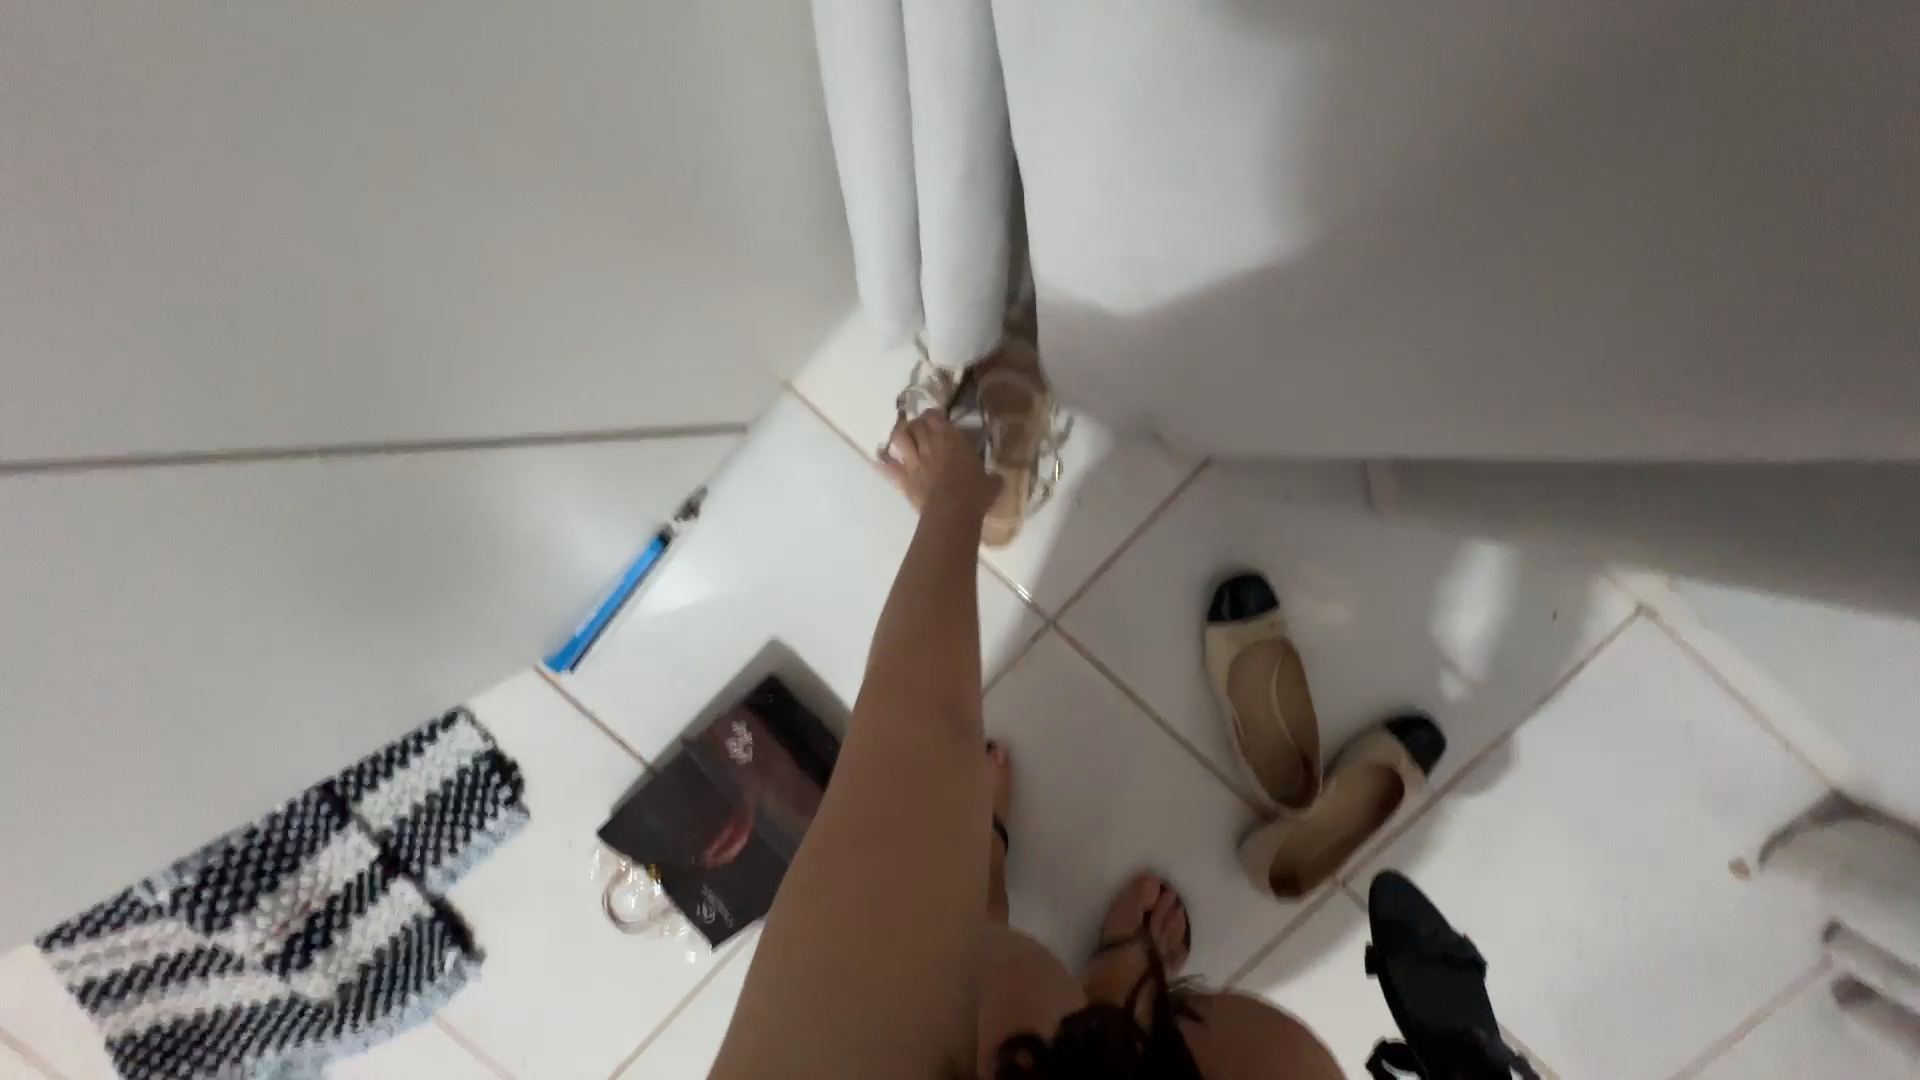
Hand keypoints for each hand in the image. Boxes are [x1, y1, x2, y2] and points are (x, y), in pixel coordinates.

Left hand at [882, 412, 1000, 518]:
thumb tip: (999, 478)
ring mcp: (914, 461)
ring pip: (899, 439)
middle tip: (921, 427)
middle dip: (918, 423)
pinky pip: (889, 467)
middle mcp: (930, 445)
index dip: (934, 415)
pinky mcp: (904, 479)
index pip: (936, 417)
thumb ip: (992, 476)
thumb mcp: (991, 483)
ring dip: (901, 436)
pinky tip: (881, 457)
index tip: (937, 417)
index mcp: (952, 440)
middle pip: (917, 425)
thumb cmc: (975, 494)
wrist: (952, 512)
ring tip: (904, 438)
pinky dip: (884, 461)